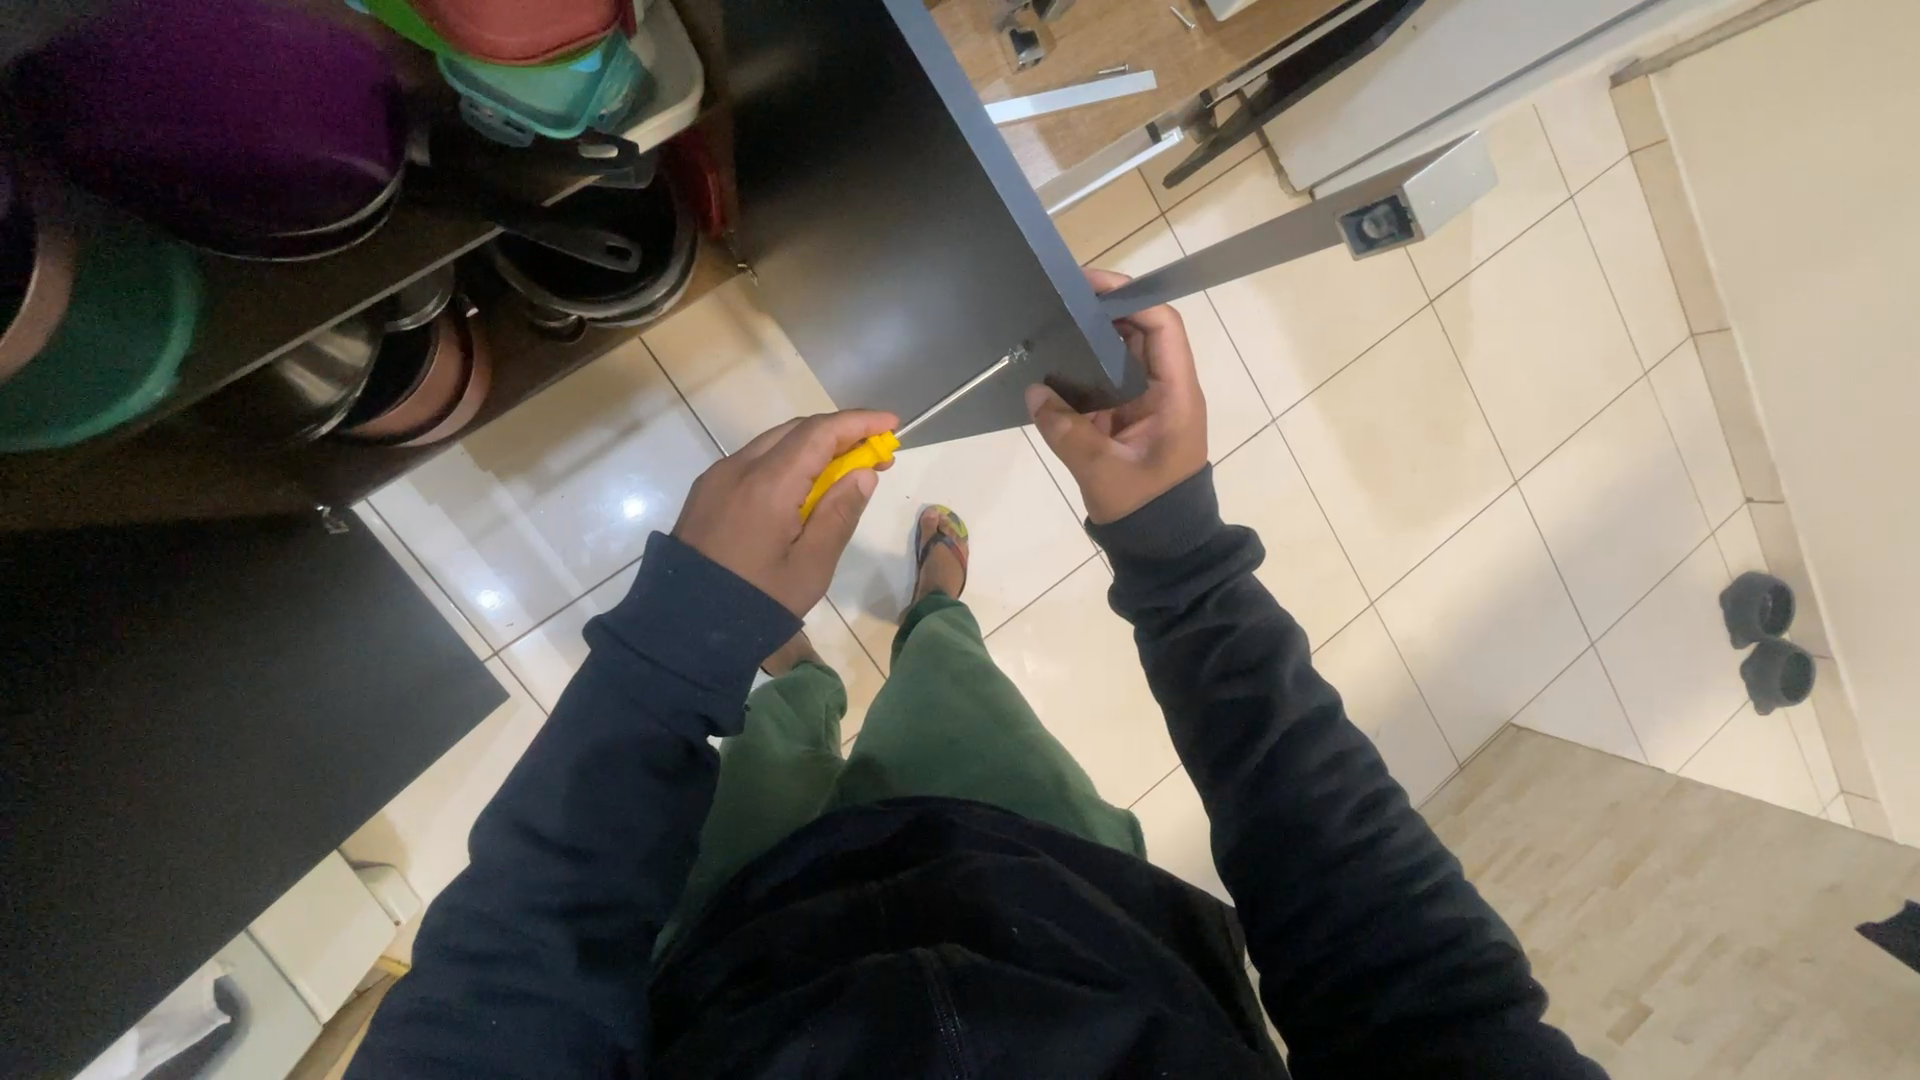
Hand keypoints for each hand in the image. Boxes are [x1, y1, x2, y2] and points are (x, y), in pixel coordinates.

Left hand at [673, 410, 896, 615]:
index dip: (859, 423)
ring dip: (813, 447)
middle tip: (876, 454)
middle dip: (840, 434)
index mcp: (768, 485)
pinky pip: (753, 462)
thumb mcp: (811, 566)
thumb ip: (839, 514)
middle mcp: (738, 468)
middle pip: (796, 431)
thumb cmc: (759, 602)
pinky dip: (786, 461)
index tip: (891, 425)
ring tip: (846, 471)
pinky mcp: (707, 492)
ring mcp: (717, 478)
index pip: (820, 433)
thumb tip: (864, 474)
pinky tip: (804, 486)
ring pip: (773, 443)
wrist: (685, 629)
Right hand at [1026, 269, 1207, 523]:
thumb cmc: (1145, 508)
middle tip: (1059, 303)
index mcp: (1174, 395)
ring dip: (1090, 343)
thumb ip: (1066, 430)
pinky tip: (1052, 371)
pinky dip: (1082, 375)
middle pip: (1140, 335)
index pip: (1162, 327)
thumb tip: (1033, 394)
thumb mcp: (1102, 470)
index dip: (1130, 299)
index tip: (1089, 288)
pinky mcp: (1129, 422)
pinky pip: (1106, 386)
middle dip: (1103, 315)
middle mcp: (1165, 391)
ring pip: (1122, 359)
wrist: (1162, 548)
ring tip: (1051, 329)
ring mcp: (1146, 406)